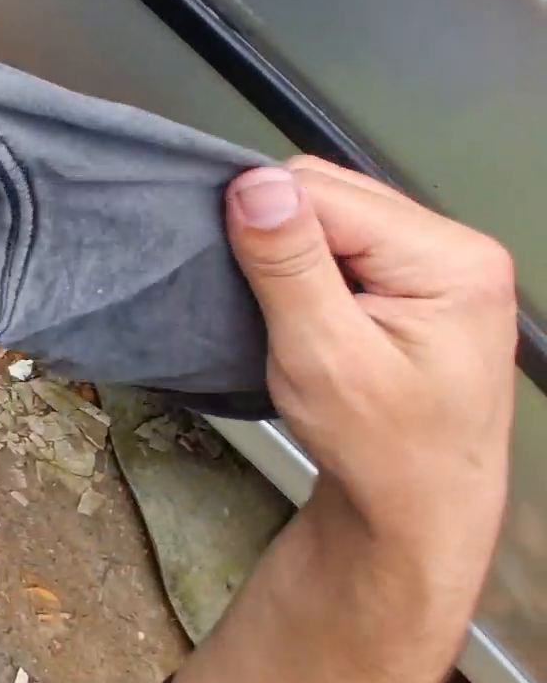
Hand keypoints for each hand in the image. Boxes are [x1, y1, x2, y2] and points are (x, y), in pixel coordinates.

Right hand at [224, 154, 514, 578]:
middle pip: (324, 189)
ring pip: (321, 208)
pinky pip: (329, 234)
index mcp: (446, 257)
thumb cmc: (375, 438)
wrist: (411, 500)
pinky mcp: (406, 276)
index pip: (322, 191)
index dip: (260, 220)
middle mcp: (450, 244)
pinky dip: (290, 255)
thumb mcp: (320, 352)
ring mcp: (432, 259)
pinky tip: (287, 293)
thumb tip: (254, 182)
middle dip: (270, 227)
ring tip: (270, 295)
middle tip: (252, 290)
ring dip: (277, 242)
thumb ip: (289, 264)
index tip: (232, 271)